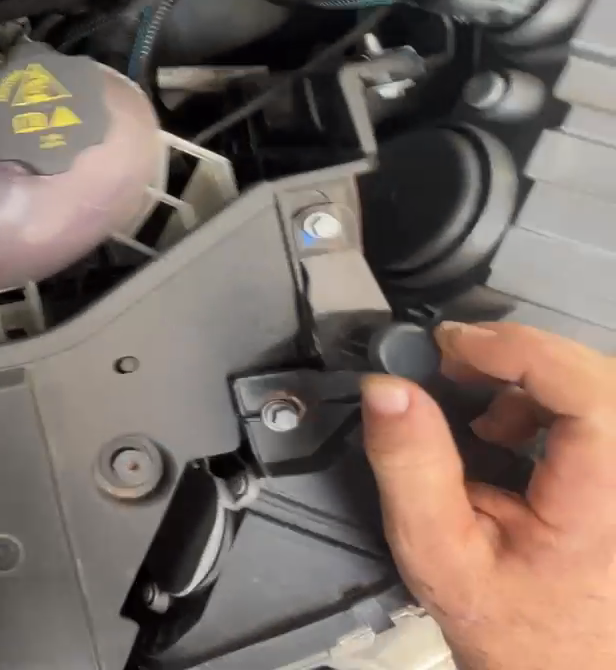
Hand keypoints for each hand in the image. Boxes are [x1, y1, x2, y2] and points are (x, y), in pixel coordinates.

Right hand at [361, 322, 615, 668]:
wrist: (567, 666)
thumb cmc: (504, 615)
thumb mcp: (431, 542)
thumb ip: (408, 461)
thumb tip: (387, 387)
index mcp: (608, 507)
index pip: (594, 396)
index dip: (520, 350)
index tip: (452, 343)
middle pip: (606, 382)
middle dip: (519, 355)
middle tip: (449, 361)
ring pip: (610, 392)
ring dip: (537, 377)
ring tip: (476, 404)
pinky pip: (609, 415)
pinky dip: (556, 402)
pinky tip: (513, 428)